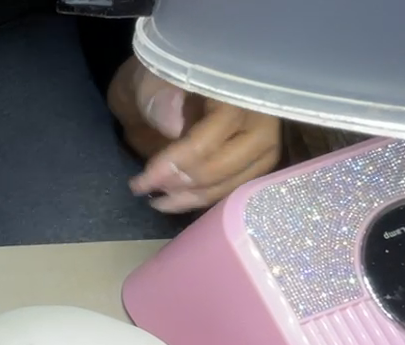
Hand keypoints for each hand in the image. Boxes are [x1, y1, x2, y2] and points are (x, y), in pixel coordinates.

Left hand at [109, 57, 280, 213]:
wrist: (158, 92)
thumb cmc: (156, 82)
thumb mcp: (150, 82)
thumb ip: (160, 98)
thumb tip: (174, 125)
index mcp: (239, 81)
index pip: (221, 127)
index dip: (181, 159)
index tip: (142, 180)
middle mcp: (261, 108)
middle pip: (235, 159)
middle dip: (188, 181)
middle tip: (150, 188)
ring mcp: (262, 135)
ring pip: (239, 178)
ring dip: (195, 197)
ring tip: (157, 201)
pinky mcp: (254, 158)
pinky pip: (236, 186)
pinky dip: (204, 199)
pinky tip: (173, 202)